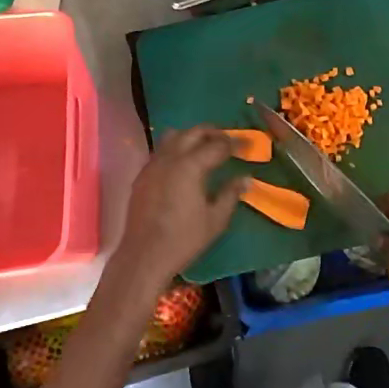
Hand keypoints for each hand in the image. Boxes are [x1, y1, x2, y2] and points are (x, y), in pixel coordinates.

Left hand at [109, 125, 245, 295]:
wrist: (144, 255)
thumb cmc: (184, 239)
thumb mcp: (215, 220)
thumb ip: (231, 194)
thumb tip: (245, 178)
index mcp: (190, 166)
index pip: (217, 145)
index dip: (235, 143)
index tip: (246, 145)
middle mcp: (170, 158)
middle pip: (193, 132)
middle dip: (213, 133)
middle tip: (227, 141)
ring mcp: (152, 164)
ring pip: (173, 136)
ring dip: (191, 136)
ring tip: (204, 148)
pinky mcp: (142, 175)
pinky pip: (160, 151)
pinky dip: (175, 149)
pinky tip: (182, 165)